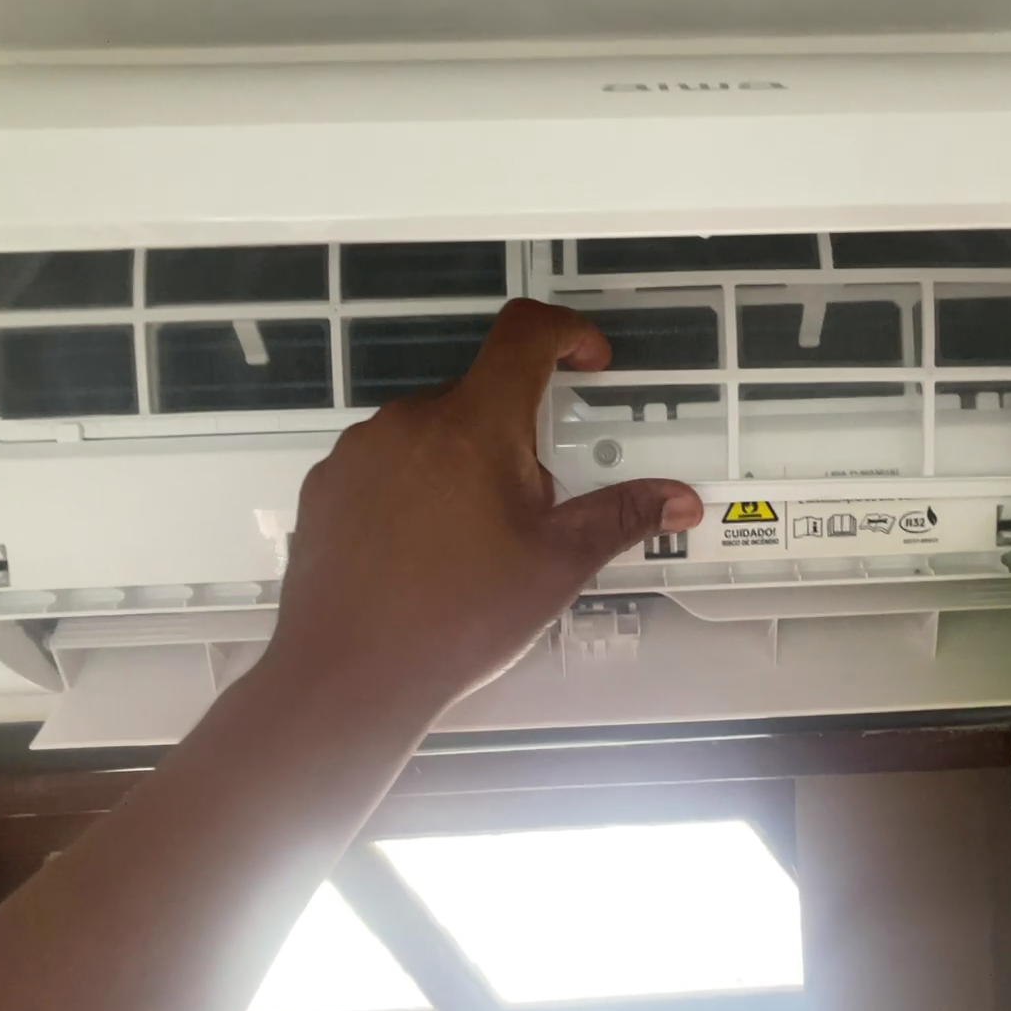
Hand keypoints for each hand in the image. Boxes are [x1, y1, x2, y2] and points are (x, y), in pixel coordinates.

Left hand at [269, 298, 703, 703]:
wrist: (348, 678)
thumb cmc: (460, 618)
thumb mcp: (558, 565)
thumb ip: (623, 517)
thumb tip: (683, 499)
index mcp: (474, 426)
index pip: (526, 333)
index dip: (568, 332)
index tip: (589, 362)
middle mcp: (410, 421)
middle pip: (483, 394)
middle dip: (519, 434)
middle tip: (530, 508)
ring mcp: (359, 450)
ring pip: (434, 430)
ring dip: (466, 460)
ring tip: (471, 539)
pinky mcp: (327, 484)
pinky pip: (388, 459)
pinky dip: (417, 482)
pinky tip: (420, 548)